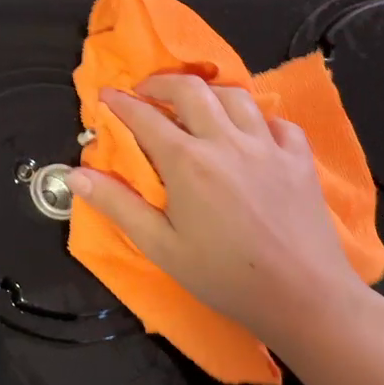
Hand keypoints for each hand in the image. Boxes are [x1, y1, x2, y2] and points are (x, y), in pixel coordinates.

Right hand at [67, 74, 368, 349]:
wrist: (307, 300)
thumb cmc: (226, 276)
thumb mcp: (161, 247)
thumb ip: (117, 205)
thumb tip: (76, 174)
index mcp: (187, 162)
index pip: (144, 117)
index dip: (119, 103)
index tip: (105, 97)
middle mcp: (226, 142)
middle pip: (190, 89)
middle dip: (161, 84)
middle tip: (145, 95)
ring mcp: (268, 147)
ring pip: (234, 95)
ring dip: (207, 93)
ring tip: (194, 106)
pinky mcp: (300, 160)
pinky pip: (277, 122)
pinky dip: (256, 119)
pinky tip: (248, 135)